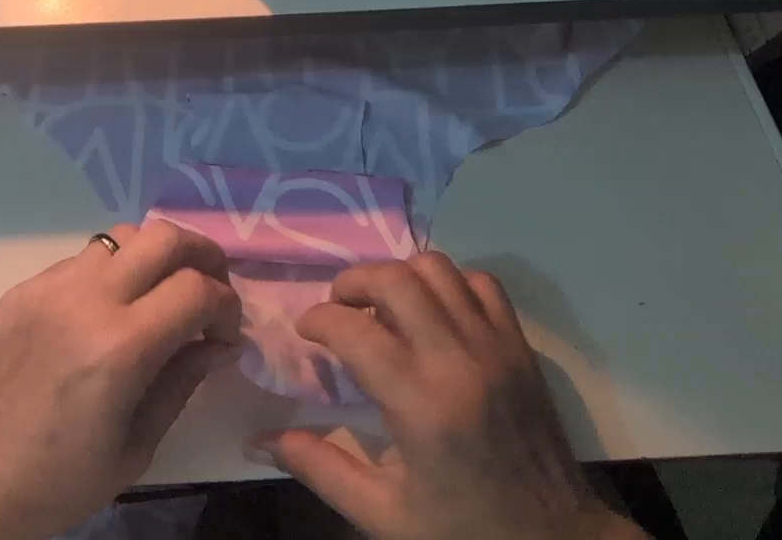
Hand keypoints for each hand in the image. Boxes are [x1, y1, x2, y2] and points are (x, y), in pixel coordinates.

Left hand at [0, 221, 243, 539]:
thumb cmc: (55, 480)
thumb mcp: (135, 447)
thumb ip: (182, 382)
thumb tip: (220, 342)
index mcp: (119, 347)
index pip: (195, 289)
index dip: (226, 304)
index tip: (227, 331)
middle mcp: (86, 300)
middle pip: (163, 236)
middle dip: (201, 254)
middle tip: (211, 286)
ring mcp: (50, 286)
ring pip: (122, 236)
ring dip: (155, 256)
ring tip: (162, 293)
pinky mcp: (24, 288)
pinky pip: (83, 258)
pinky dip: (112, 271)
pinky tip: (109, 309)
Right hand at [260, 254, 644, 539]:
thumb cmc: (463, 530)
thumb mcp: (383, 513)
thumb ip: (321, 468)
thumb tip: (261, 441)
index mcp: (420, 405)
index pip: (353, 330)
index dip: (319, 320)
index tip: (308, 332)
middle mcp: (457, 360)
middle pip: (394, 279)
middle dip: (353, 282)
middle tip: (340, 308)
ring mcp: (494, 346)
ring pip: (437, 268)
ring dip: (400, 276)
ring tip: (384, 305)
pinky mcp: (519, 345)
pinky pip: (481, 284)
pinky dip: (449, 285)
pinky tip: (434, 313)